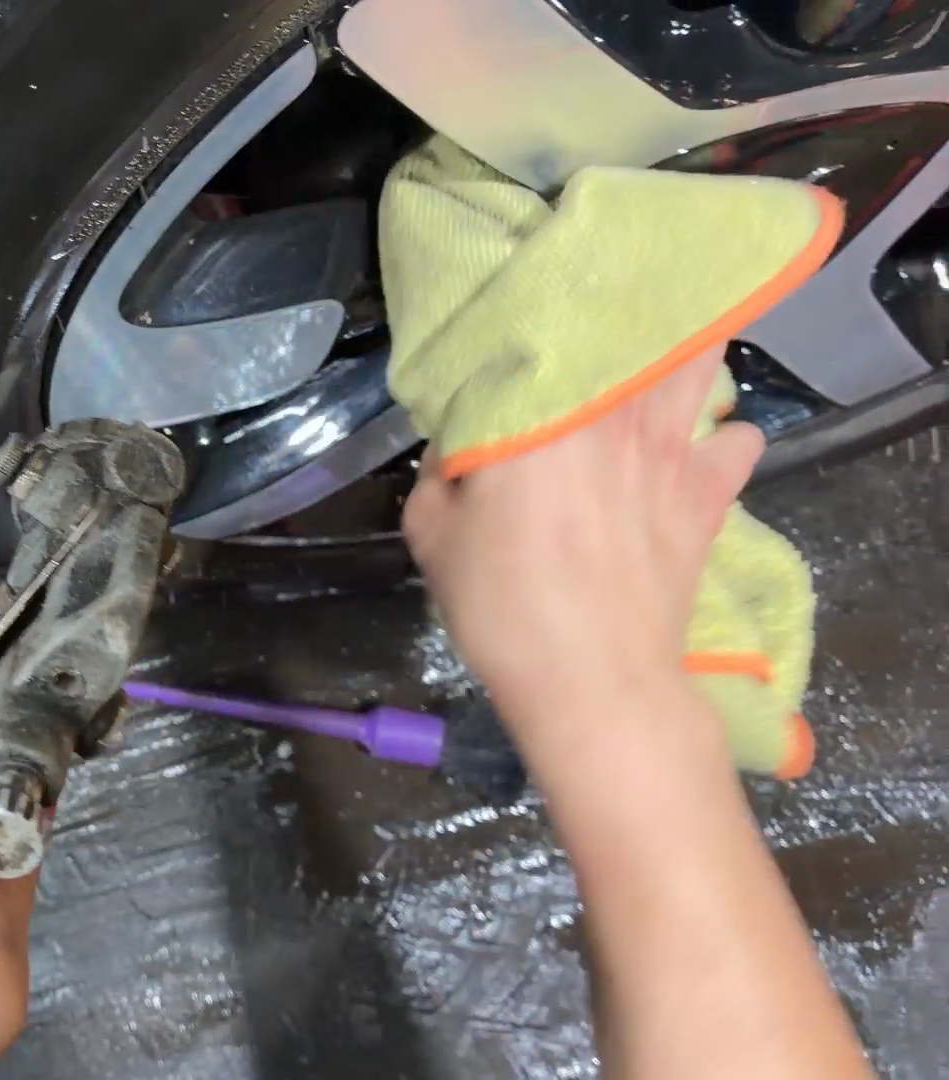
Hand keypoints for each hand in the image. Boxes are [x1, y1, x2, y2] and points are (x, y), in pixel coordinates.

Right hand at [400, 351, 764, 742]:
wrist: (589, 674)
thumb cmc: (495, 600)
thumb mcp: (427, 532)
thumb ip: (438, 471)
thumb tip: (460, 443)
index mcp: (528, 422)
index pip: (517, 351)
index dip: (500, 348)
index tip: (481, 362)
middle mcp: (608, 416)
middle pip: (620, 336)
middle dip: (597, 333)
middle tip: (568, 351)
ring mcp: (672, 448)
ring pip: (695, 364)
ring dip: (669, 360)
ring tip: (636, 376)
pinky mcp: (712, 489)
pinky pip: (738, 435)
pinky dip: (715, 434)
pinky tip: (682, 451)